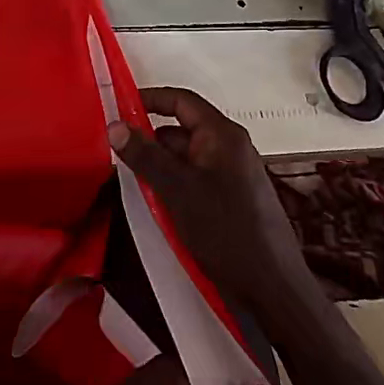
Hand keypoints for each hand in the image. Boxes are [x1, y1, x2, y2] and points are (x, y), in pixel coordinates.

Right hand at [107, 87, 306, 314]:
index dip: (149, 99)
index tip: (117, 107)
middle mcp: (229, 148)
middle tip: (114, 151)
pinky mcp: (229, 198)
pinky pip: (193, 179)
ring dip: (158, 165)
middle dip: (148, 138)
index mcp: (223, 135)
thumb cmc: (224, 230)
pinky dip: (171, 184)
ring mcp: (231, 174)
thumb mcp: (177, 190)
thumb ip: (145, 156)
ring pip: (185, 157)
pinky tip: (153, 202)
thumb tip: (115, 126)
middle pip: (181, 129)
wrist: (269, 286)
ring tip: (128, 179)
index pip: (182, 101)